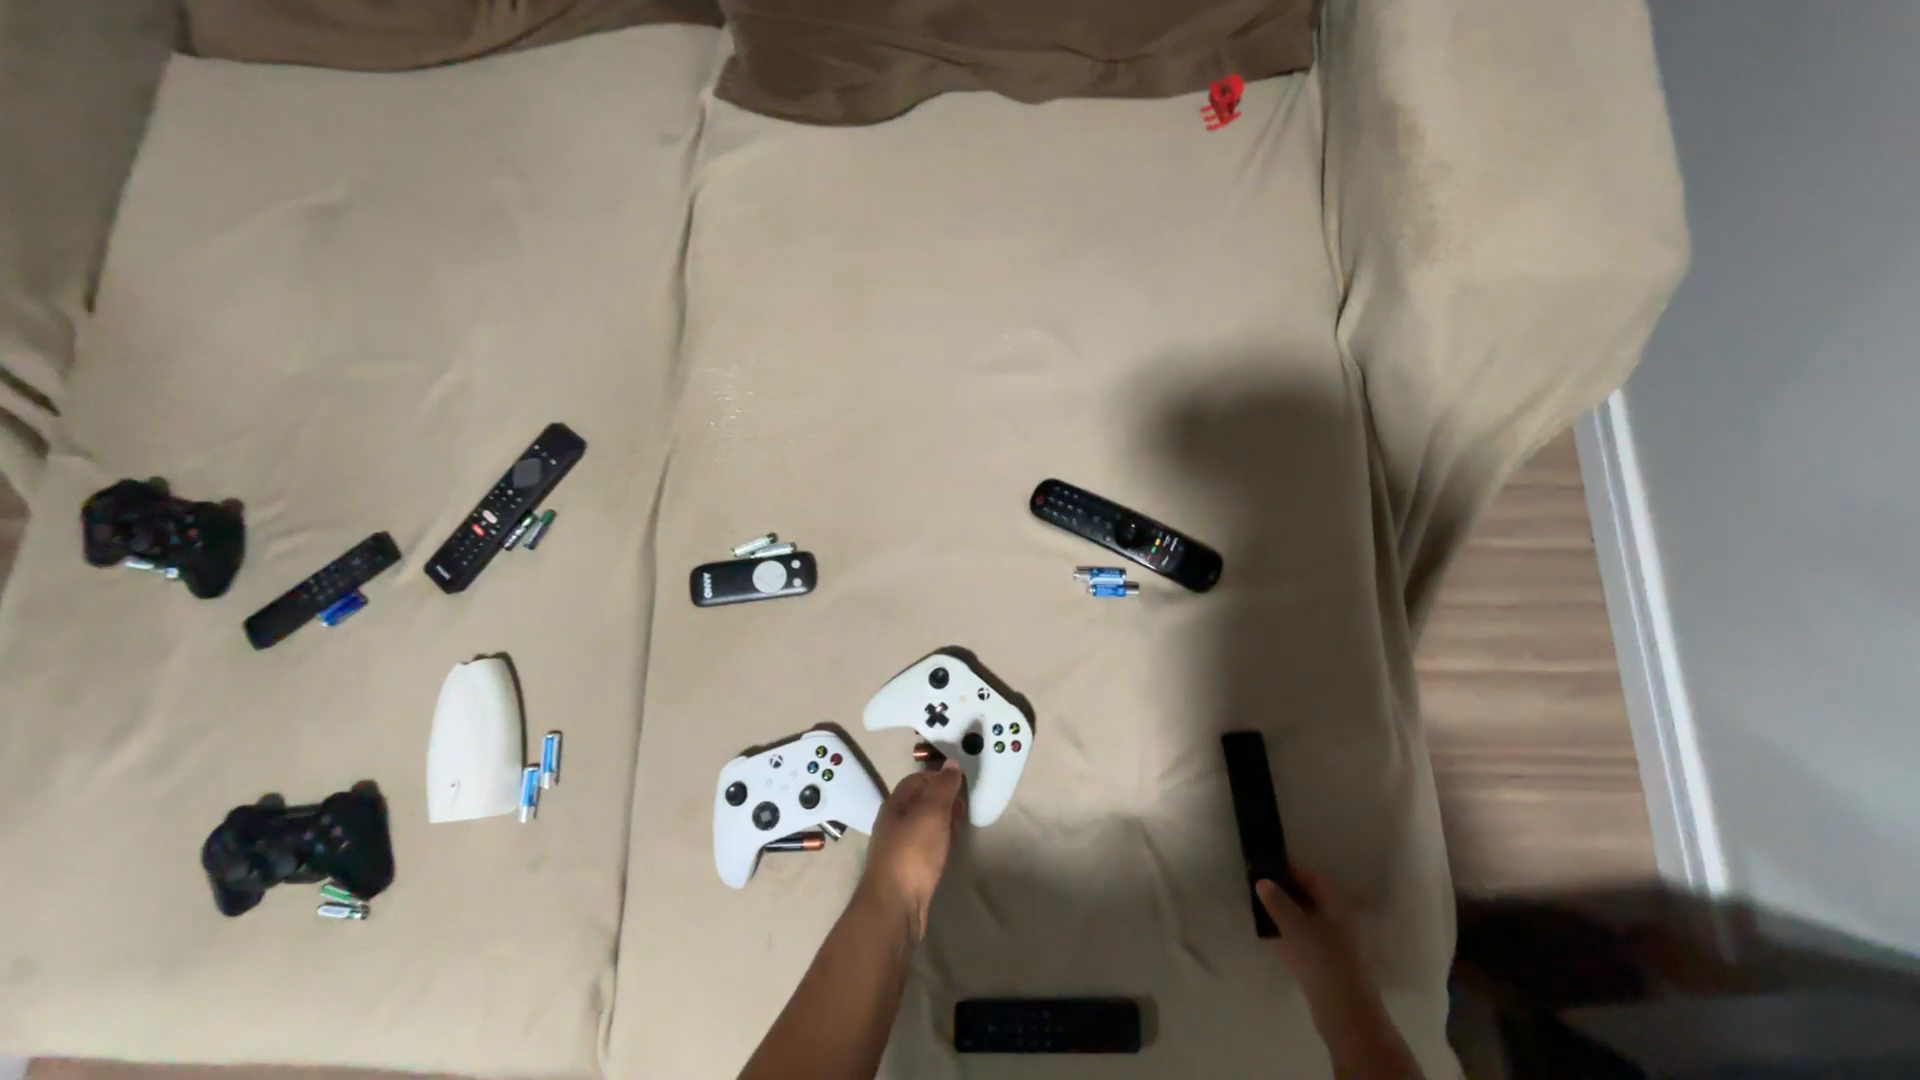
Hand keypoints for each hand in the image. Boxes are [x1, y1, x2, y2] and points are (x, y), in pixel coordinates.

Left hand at [859, 760, 966, 940]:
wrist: (895, 906)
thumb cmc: (913, 853)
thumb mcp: (932, 813)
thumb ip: (943, 787)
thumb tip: (951, 764)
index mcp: (895, 805)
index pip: (917, 780)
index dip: (939, 778)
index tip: (961, 786)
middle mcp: (893, 823)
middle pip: (920, 802)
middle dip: (943, 800)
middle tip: (963, 808)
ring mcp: (898, 848)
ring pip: (924, 825)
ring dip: (942, 822)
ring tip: (959, 827)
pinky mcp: (906, 869)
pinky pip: (925, 846)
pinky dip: (940, 842)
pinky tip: (948, 849)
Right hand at [1259, 869, 1426, 1079]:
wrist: (1346, 1013)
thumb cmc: (1324, 962)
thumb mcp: (1297, 928)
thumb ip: (1278, 903)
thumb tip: (1262, 881)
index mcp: (1337, 907)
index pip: (1314, 879)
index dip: (1292, 872)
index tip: (1267, 869)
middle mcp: (1339, 921)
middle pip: (1311, 898)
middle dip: (1287, 891)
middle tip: (1260, 888)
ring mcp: (1335, 943)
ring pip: (1308, 919)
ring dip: (1287, 912)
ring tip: (1261, 909)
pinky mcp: (1327, 962)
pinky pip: (1306, 938)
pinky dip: (1290, 932)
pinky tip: (1273, 936)